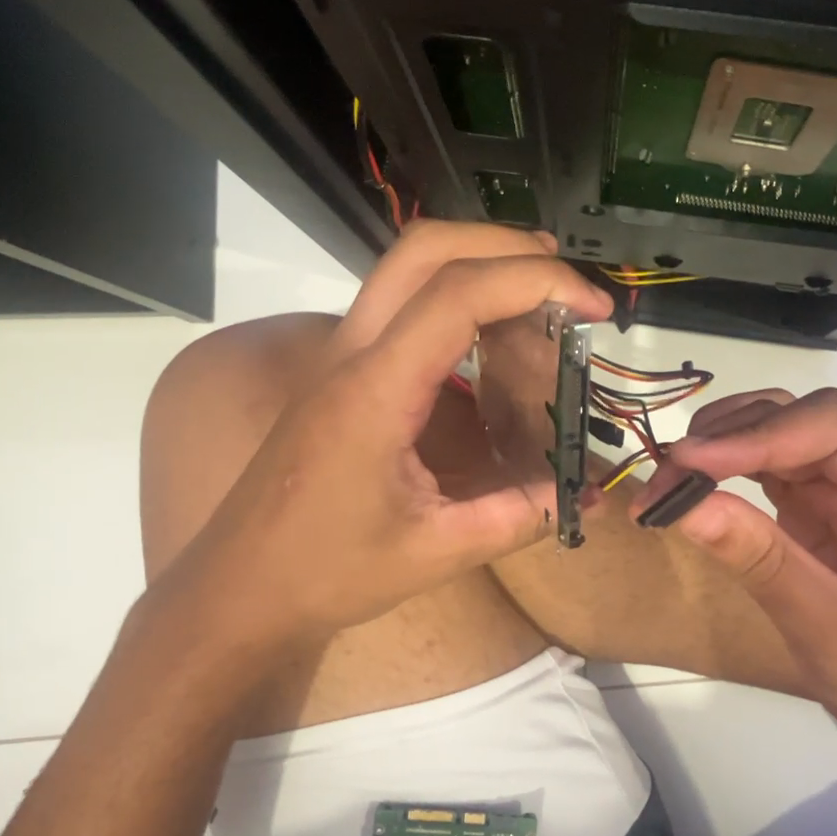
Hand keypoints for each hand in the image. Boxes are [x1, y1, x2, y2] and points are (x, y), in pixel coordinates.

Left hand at [173, 253, 612, 648]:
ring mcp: (338, 358)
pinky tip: (489, 337)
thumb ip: (519, 516)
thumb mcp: (437, 551)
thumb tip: (589, 494)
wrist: (239, 590)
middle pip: (424, 250)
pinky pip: (397, 303)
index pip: (457, 295)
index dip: (536, 283)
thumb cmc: (328, 573)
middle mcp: (351, 353)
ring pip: (405, 267)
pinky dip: (453, 295)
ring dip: (476, 260)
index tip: (597, 309)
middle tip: (567, 281)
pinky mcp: (339, 373)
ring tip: (542, 296)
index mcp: (375, 390)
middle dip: (504, 245)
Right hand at [638, 389, 836, 751]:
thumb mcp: (829, 627)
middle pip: (796, 418)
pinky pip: (762, 471)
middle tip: (664, 477)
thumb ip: (762, 561)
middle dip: (727, 436)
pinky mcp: (812, 512)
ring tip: (665, 482)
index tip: (691, 462)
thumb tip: (686, 506)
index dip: (759, 432)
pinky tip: (687, 490)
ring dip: (716, 447)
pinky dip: (720, 474)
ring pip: (773, 435)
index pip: (832, 426)